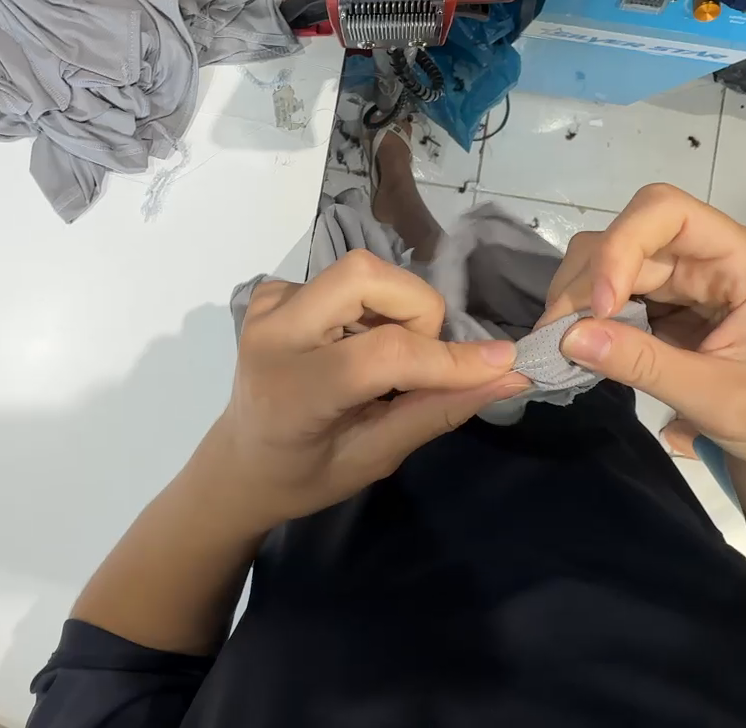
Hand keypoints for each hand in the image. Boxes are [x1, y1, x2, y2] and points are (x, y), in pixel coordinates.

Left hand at [205, 251, 528, 531]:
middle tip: (420, 359)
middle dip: (416, 309)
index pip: (382, 353)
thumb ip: (436, 412)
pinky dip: (368, 308)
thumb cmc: (304, 474)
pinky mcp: (271, 291)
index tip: (501, 363)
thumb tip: (506, 375)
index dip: (447, 357)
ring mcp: (267, 304)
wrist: (239, 460)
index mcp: (292, 390)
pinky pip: (342, 280)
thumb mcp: (373, 458)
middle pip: (366, 275)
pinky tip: (353, 347)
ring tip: (383, 363)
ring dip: (394, 310)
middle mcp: (273, 332)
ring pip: (359, 272)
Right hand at [540, 184, 745, 478]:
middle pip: (626, 237)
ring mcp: (685, 280)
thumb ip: (644, 365)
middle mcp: (709, 257)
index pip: (666, 212)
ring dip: (578, 298)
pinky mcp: (667, 304)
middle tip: (555, 336)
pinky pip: (612, 294)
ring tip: (561, 344)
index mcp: (744, 261)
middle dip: (586, 282)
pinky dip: (587, 317)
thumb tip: (566, 337)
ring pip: (609, 262)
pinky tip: (577, 347)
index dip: (621, 247)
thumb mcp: (722, 400)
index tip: (602, 307)